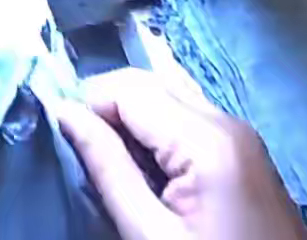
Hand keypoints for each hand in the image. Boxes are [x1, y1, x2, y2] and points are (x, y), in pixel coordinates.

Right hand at [54, 68, 305, 239]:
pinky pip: (190, 116)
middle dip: (109, 104)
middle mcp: (227, 119)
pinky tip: (143, 162)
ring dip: (132, 114)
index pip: (131, 88)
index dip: (91, 103)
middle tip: (78, 144)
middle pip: (152, 82)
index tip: (62, 132)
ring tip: (105, 154)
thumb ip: (108, 168)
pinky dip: (159, 127)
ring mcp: (240, 133)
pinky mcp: (244, 151)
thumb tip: (64, 110)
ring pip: (169, 94)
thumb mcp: (150, 238)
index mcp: (208, 138)